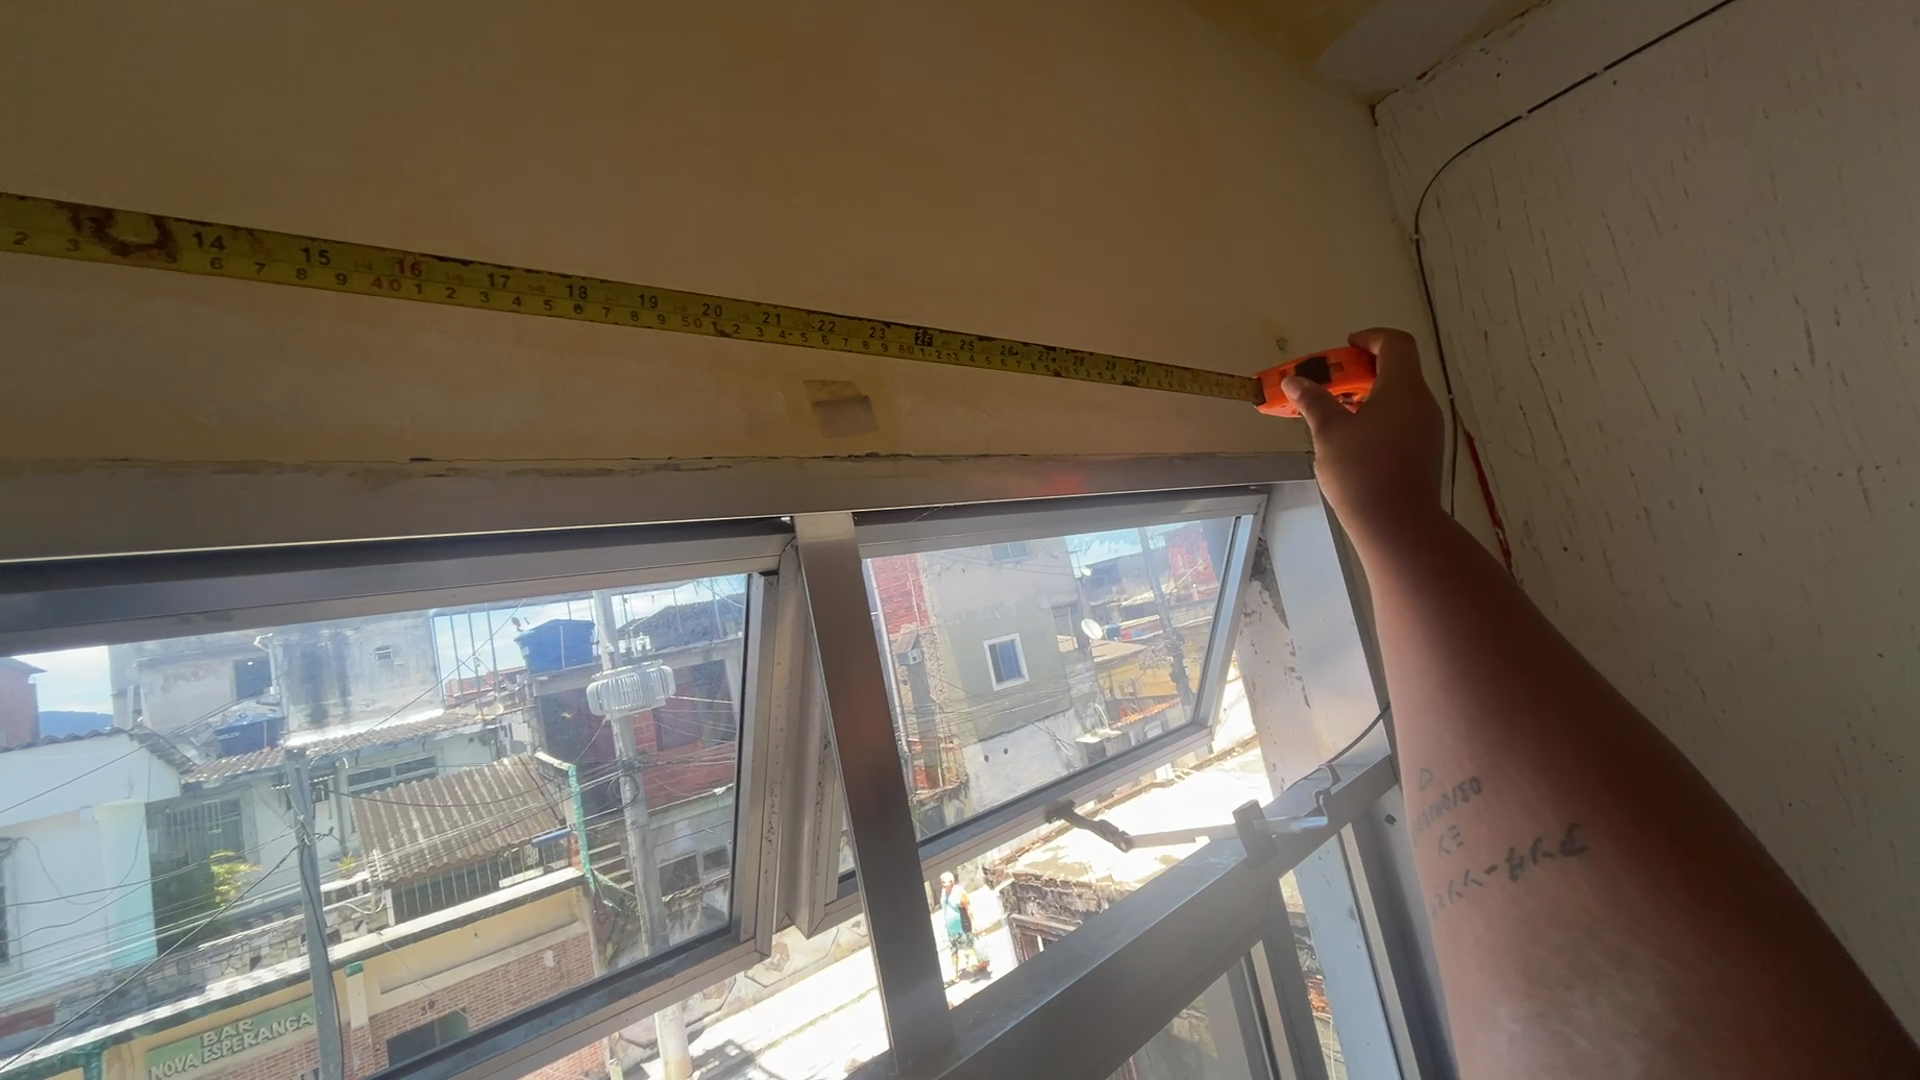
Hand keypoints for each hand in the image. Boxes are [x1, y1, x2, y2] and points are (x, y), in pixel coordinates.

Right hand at [1282, 327, 1444, 545]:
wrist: (1396, 523)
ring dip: (1367, 397)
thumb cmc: (1361, 471)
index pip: (1396, 344)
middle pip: (1397, 371)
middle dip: (1361, 371)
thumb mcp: (1329, 433)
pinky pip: (1401, 421)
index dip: (1370, 338)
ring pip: (1398, 399)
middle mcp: (1422, 403)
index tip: (1344, 348)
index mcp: (1403, 389)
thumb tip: (1295, 380)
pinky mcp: (1424, 451)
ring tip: (1334, 414)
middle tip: (1329, 384)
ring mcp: (1427, 429)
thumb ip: (1314, 402)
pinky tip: (1351, 440)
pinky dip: (1377, 417)